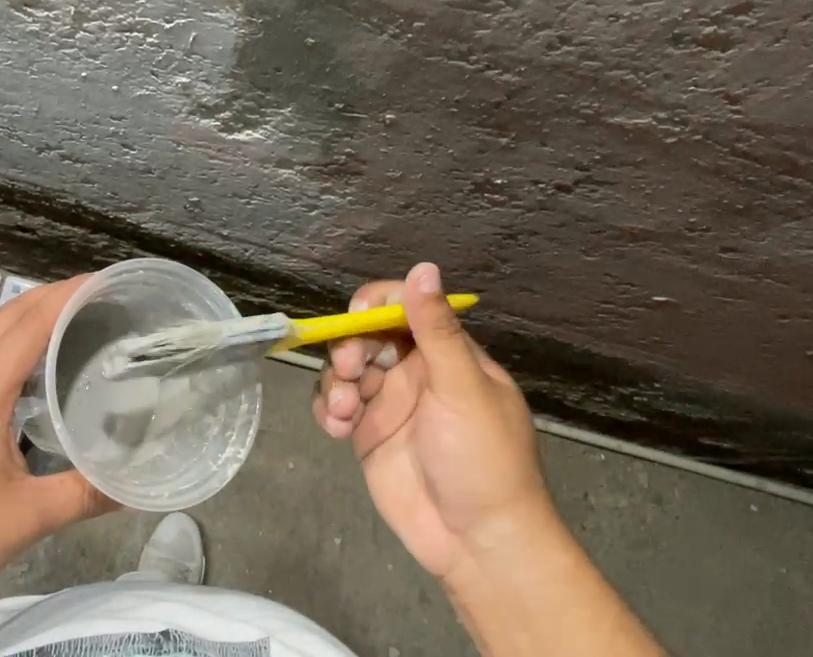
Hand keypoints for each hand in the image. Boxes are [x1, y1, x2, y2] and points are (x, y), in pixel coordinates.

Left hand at [0, 276, 116, 611]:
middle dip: (47, 296)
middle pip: (4, 319)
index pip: (27, 327)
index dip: (64, 298)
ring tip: (67, 319)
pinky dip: (7, 344)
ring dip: (23, 317)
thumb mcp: (28, 518)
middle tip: (94, 295)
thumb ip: (83, 495)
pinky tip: (30, 369)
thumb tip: (133, 485)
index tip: (101, 282)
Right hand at [312, 263, 554, 579]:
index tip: (357, 318)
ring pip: (343, 369)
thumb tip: (424, 267)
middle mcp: (414, 371)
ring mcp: (388, 402)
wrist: (477, 544)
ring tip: (346, 414)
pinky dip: (328, 411)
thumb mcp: (463, 389)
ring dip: (335, 384)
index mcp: (446, 354)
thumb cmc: (483, 460)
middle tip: (349, 370)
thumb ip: (436, 330)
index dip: (375, 304)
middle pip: (364, 335)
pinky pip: (335, 406)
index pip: (404, 307)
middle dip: (349, 347)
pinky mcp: (368, 433)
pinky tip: (338, 430)